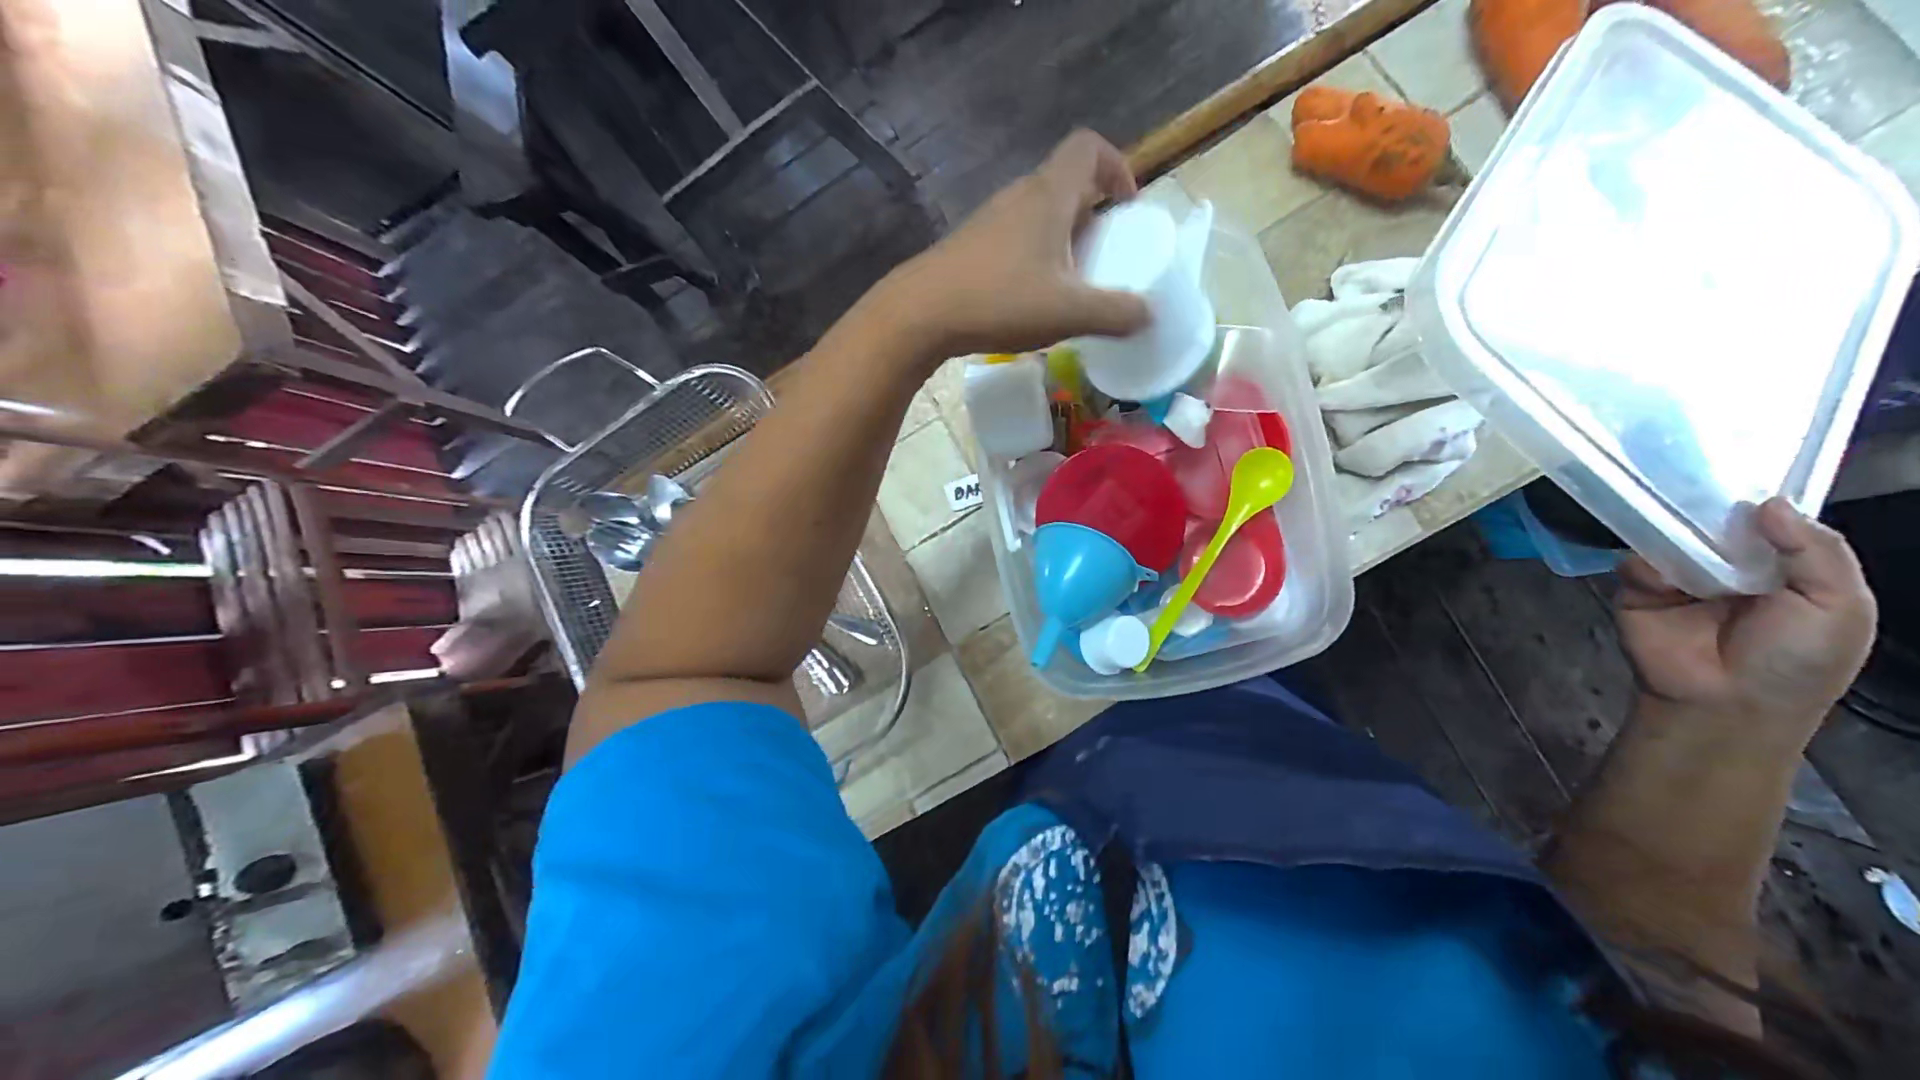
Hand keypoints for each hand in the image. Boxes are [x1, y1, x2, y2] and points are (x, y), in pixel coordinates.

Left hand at [860, 130, 1151, 363]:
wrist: (919, 315)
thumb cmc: (999, 301)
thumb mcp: (1069, 312)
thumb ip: (1116, 313)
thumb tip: (1149, 314)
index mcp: (1048, 195)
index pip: (1088, 147)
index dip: (1116, 166)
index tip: (1127, 206)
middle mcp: (1018, 196)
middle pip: (1064, 183)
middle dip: (1093, 213)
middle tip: (1104, 255)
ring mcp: (989, 221)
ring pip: (1038, 214)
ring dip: (1062, 238)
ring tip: (1070, 282)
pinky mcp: (969, 247)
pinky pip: (1014, 238)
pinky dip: (1034, 256)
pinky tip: (1031, 297)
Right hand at [1615, 498, 1875, 732]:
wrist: (1725, 702)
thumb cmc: (1796, 660)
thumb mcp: (1839, 607)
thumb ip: (1817, 552)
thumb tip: (1769, 503)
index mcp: (1785, 570)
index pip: (1773, 524)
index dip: (1765, 504)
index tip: (1750, 484)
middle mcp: (1730, 569)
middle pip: (1715, 526)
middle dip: (1710, 512)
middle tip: (1706, 500)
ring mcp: (1680, 580)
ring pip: (1670, 540)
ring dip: (1674, 539)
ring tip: (1685, 551)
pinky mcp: (1637, 593)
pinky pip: (1634, 566)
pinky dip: (1643, 567)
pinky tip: (1661, 584)